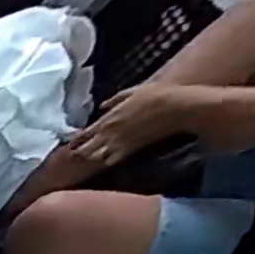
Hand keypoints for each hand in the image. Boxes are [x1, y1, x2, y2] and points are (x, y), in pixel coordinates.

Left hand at [67, 83, 211, 166]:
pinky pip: (110, 161)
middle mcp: (106, 134)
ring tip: (99, 154)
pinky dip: (109, 161)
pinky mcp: (128, 150)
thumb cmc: (158, 95)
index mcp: (105, 120)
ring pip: (93, 157)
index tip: (77, 142)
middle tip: (85, 151)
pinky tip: (113, 157)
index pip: (81, 135)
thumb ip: (115, 99)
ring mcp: (115, 143)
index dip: (77, 140)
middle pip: (82, 150)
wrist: (177, 106)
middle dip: (81, 152)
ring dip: (94, 157)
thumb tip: (101, 106)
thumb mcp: (134, 91)